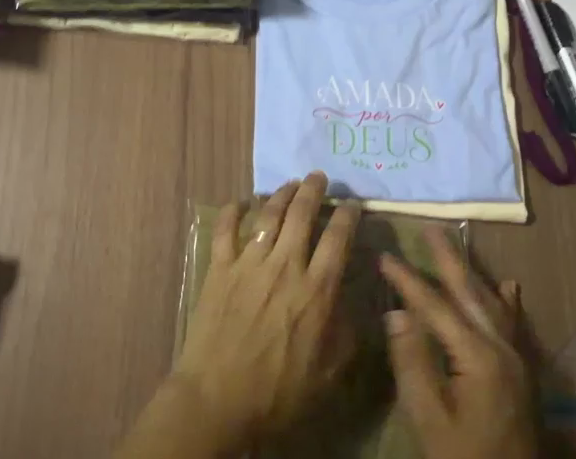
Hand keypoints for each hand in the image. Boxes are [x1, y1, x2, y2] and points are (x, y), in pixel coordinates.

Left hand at [118, 172, 359, 457]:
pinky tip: (241, 201)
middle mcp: (285, 266)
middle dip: (313, 190)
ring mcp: (248, 263)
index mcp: (316, 290)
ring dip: (280, 194)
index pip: (338, 238)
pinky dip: (234, 210)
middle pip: (302, 214)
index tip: (352, 204)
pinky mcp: (219, 268)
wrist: (219, 398)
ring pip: (267, 214)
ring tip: (289, 184)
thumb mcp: (329, 370)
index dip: (347, 215)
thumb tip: (356, 300)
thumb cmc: (279, 391)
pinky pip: (226, 229)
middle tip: (318, 177)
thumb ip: (347, 331)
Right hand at [379, 228, 537, 458]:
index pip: (435, 306)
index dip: (408, 280)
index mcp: (477, 355)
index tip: (383, 256)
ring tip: (458, 246)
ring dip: (472, 272)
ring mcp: (516, 359)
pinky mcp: (522, 372)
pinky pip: (512, 323)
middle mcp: (502, 347)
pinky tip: (507, 286)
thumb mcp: (428, 416)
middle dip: (448, 259)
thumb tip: (396, 313)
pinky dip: (505, 300)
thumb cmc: (462, 456)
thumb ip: (412, 361)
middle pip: (471, 292)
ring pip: (493, 303)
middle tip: (430, 228)